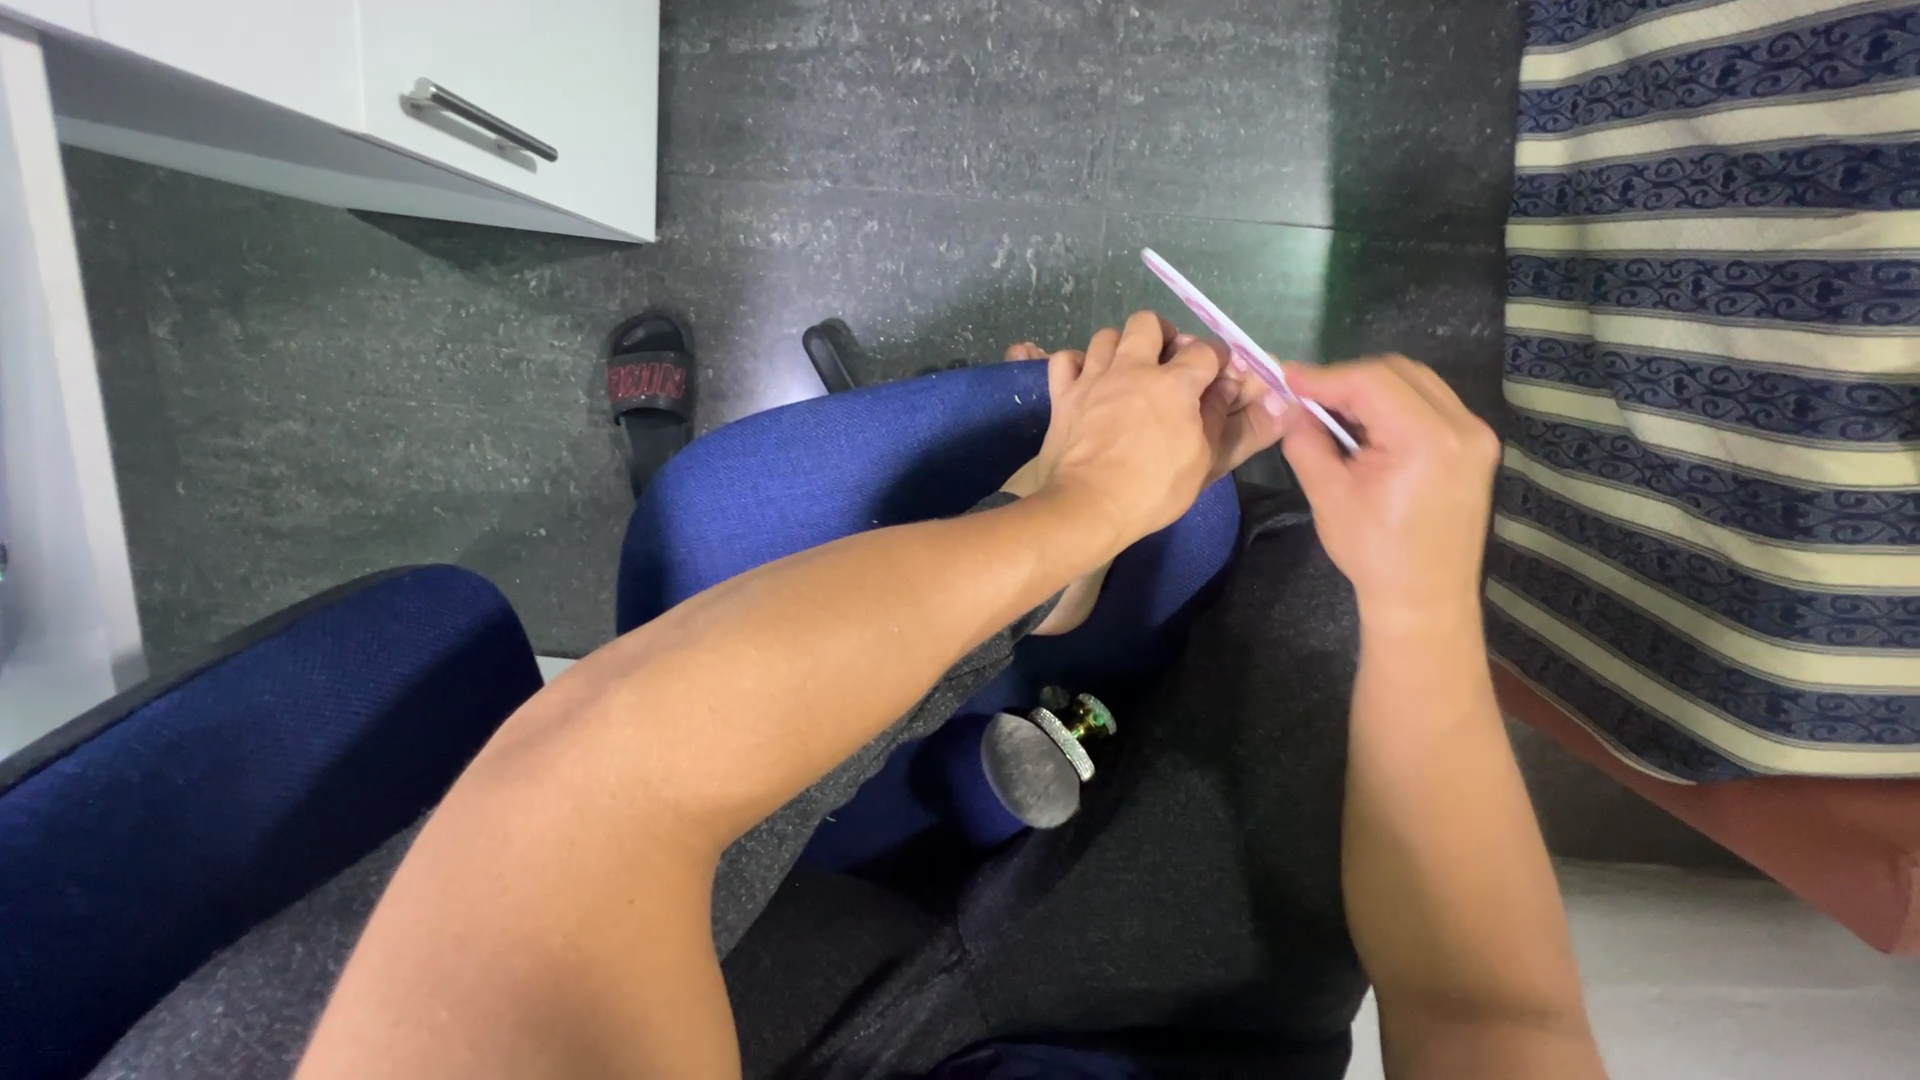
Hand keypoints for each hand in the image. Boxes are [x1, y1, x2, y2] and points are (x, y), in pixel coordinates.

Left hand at [1022, 311, 1225, 553]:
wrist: (1089, 505)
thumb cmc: (1152, 489)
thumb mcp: (1201, 461)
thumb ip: (1215, 418)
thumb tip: (1225, 389)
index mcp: (1173, 384)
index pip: (1205, 351)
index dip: (1216, 358)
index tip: (1216, 372)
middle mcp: (1131, 369)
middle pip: (1147, 323)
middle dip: (1161, 334)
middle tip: (1164, 360)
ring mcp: (1093, 380)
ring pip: (1105, 336)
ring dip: (1118, 347)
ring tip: (1124, 369)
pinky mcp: (1063, 396)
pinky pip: (1064, 360)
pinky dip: (1075, 365)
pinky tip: (1085, 380)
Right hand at [1277, 355, 1499, 631]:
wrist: (1424, 595)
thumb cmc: (1372, 551)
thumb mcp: (1327, 494)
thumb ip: (1306, 441)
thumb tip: (1291, 406)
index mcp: (1426, 440)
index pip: (1371, 381)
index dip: (1324, 376)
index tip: (1286, 379)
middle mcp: (1462, 427)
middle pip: (1398, 372)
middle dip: (1347, 378)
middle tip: (1306, 397)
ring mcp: (1475, 435)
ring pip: (1416, 382)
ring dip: (1370, 389)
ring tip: (1331, 411)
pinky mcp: (1474, 446)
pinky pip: (1429, 404)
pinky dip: (1392, 405)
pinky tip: (1364, 427)